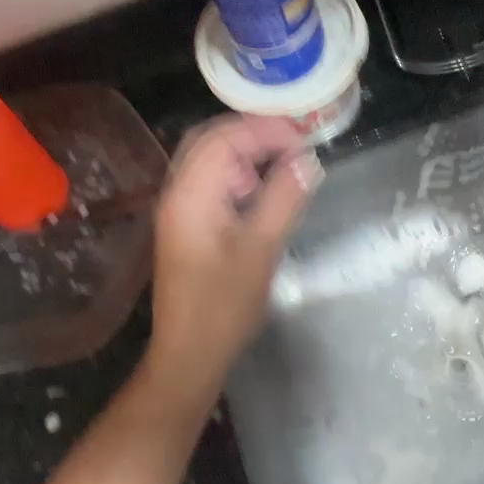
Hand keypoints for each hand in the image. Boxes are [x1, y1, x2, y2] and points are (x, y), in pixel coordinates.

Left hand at [149, 116, 322, 386]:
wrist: (188, 354)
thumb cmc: (224, 306)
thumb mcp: (262, 248)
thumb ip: (284, 198)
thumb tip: (307, 160)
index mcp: (190, 193)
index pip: (225, 138)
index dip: (265, 129)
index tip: (303, 137)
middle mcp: (176, 192)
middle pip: (210, 139)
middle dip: (252, 132)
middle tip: (294, 141)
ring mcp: (177, 208)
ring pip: (207, 159)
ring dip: (243, 153)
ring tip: (282, 161)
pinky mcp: (183, 225)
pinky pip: (207, 181)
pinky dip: (234, 174)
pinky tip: (259, 190)